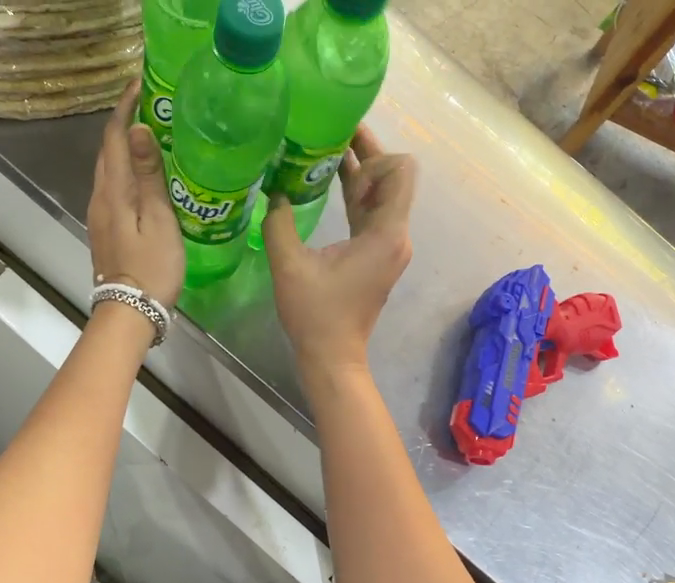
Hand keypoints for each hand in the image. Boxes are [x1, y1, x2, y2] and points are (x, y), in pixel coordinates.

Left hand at [89, 81, 184, 307]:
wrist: (129, 314)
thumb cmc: (151, 269)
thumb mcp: (157, 220)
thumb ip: (148, 175)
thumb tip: (138, 128)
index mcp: (113, 191)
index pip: (116, 136)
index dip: (126, 107)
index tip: (142, 84)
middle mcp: (99, 199)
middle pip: (108, 151)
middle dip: (125, 124)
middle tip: (152, 107)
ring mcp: (99, 217)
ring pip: (108, 170)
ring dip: (125, 148)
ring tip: (151, 136)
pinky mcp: (105, 232)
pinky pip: (112, 189)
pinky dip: (125, 172)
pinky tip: (143, 176)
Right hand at [264, 127, 417, 371]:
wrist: (332, 358)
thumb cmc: (315, 315)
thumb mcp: (289, 266)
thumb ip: (279, 223)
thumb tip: (274, 191)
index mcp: (385, 233)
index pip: (400, 170)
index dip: (375, 157)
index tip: (341, 163)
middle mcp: (396, 236)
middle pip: (393, 178)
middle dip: (367, 155)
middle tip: (333, 133)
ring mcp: (389, 248)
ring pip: (383, 196)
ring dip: (359, 176)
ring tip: (326, 153)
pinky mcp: (377, 258)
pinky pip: (372, 216)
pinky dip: (356, 199)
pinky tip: (328, 187)